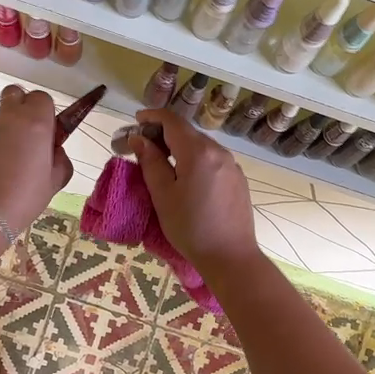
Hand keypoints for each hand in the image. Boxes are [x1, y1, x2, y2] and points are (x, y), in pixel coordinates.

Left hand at [0, 85, 74, 236]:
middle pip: (14, 94)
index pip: (42, 98)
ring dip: (2, 133)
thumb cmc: (22, 199)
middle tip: (24, 137)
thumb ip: (59, 161)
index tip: (45, 134)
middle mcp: (6, 118)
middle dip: (20, 108)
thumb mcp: (53, 183)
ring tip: (2, 166)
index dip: (45, 113)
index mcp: (34, 123)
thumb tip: (54, 151)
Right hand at [130, 109, 259, 271]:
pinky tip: (186, 179)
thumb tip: (139, 140)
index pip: (172, 121)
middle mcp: (219, 151)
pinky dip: (195, 161)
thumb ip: (150, 162)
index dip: (152, 117)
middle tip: (143, 149)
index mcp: (198, 152)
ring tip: (162, 165)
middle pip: (187, 133)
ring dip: (180, 149)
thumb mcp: (163, 196)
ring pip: (201, 147)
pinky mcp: (238, 180)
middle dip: (164, 135)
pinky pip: (212, 161)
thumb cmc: (190, 228)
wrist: (230, 256)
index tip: (136, 122)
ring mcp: (232, 165)